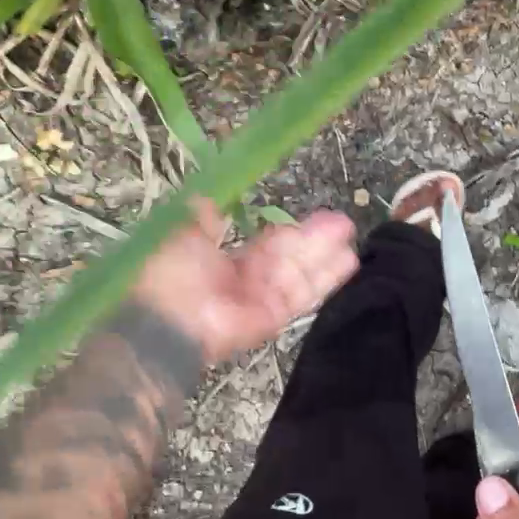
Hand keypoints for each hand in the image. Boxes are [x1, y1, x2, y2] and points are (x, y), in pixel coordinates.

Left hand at [131, 199, 358, 364]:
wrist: (168, 322)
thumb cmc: (172, 277)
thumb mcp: (183, 238)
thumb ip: (203, 221)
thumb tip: (204, 197)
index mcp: (230, 264)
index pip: (270, 245)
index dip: (293, 231)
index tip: (315, 216)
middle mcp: (251, 281)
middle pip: (292, 257)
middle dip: (317, 239)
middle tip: (342, 222)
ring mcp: (265, 299)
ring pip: (303, 272)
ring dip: (326, 255)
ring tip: (350, 236)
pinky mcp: (276, 315)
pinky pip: (305, 294)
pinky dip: (326, 278)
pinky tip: (348, 261)